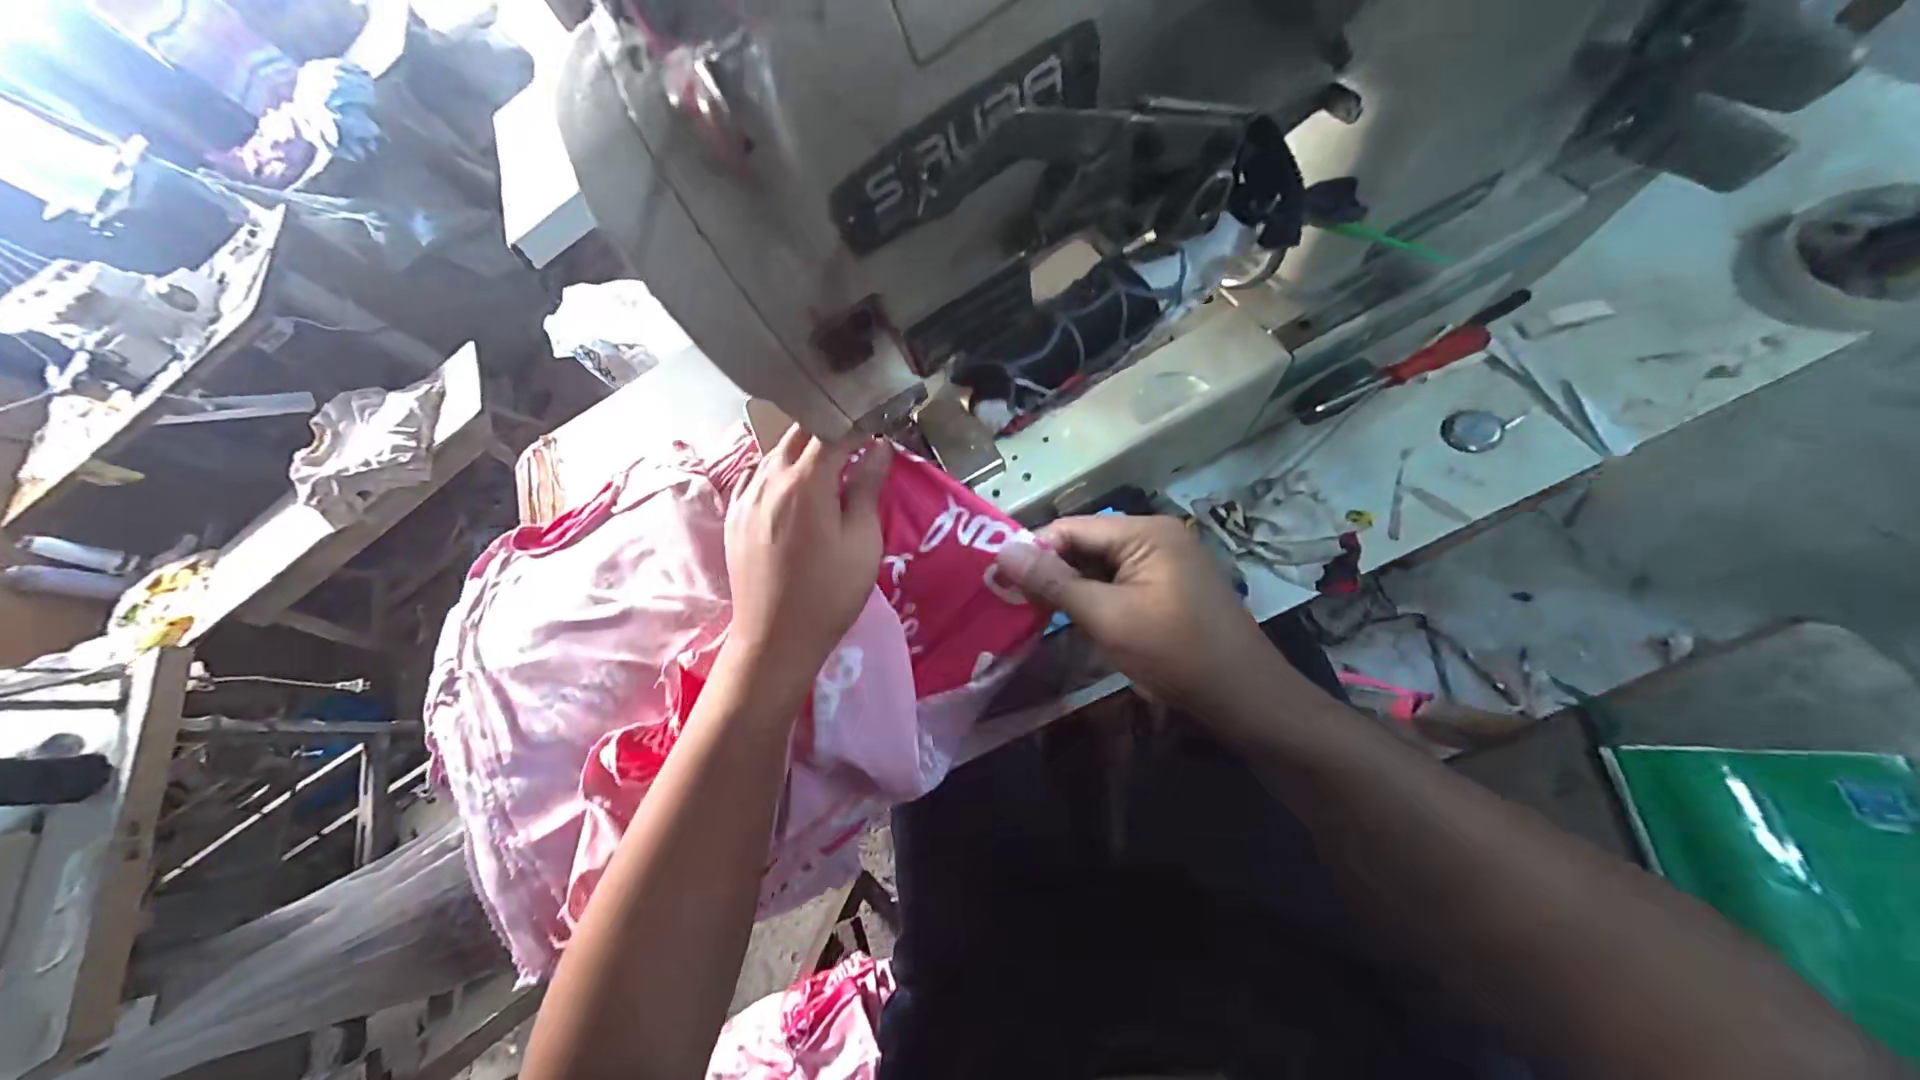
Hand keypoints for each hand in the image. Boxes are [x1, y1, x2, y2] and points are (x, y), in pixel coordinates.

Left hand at [723, 426, 892, 691]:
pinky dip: (778, 470)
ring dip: (802, 449)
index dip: (859, 424)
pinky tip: (792, 487)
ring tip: (827, 464)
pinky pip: (755, 475)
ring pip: (774, 452)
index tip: (878, 427)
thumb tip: (878, 448)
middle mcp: (769, 478)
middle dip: (828, 429)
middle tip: (855, 442)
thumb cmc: (830, 592)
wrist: (776, 638)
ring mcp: (745, 496)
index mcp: (805, 481)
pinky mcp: (733, 516)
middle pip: (798, 433)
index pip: (833, 431)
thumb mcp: (863, 541)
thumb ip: (868, 488)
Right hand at [995, 515, 1289, 719]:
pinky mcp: (1166, 589)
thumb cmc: (1176, 654)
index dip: (1033, 551)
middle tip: (1009, 601)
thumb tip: (1002, 551)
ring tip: (1030, 613)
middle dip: (1049, 572)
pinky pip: (1118, 584)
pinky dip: (1092, 600)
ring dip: (1068, 589)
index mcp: (1145, 532)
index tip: (998, 581)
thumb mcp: (1108, 618)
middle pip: (1085, 545)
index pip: (1071, 528)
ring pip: (1099, 567)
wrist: (1246, 699)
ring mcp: (1164, 564)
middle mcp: (1155, 537)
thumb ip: (1054, 583)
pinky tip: (1068, 621)